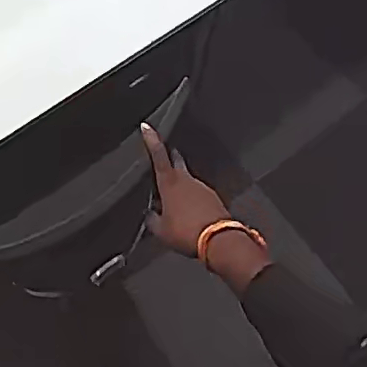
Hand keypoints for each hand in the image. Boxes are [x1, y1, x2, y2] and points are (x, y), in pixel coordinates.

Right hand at [143, 124, 269, 293]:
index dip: (151, 140)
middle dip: (171, 156)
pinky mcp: (213, 197)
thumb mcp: (161, 230)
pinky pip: (199, 193)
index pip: (158, 155)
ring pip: (188, 179)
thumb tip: (150, 214)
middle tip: (166, 156)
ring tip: (176, 200)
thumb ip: (152, 219)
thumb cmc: (186, 232)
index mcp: (170, 183)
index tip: (147, 126)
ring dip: (182, 185)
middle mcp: (186, 180)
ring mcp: (202, 187)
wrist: (219, 240)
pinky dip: (193, 198)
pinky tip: (190, 212)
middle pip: (177, 161)